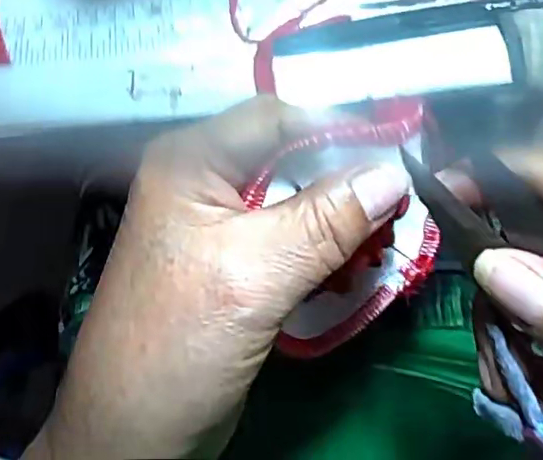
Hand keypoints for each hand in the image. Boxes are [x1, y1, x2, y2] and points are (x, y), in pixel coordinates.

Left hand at [26, 96, 410, 459]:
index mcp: (190, 158)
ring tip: (401, 229)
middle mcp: (199, 175)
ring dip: (342, 213)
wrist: (130, 424)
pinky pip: (286, 233)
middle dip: (346, 173)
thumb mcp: (253, 275)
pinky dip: (326, 244)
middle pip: (284, 154)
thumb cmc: (179, 338)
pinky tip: (364, 261)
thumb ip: (322, 222)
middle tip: (412, 194)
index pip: (271, 118)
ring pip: (291, 195)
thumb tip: (391, 175)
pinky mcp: (230, 257)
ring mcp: (213, 218)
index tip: (402, 147)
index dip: (335, 126)